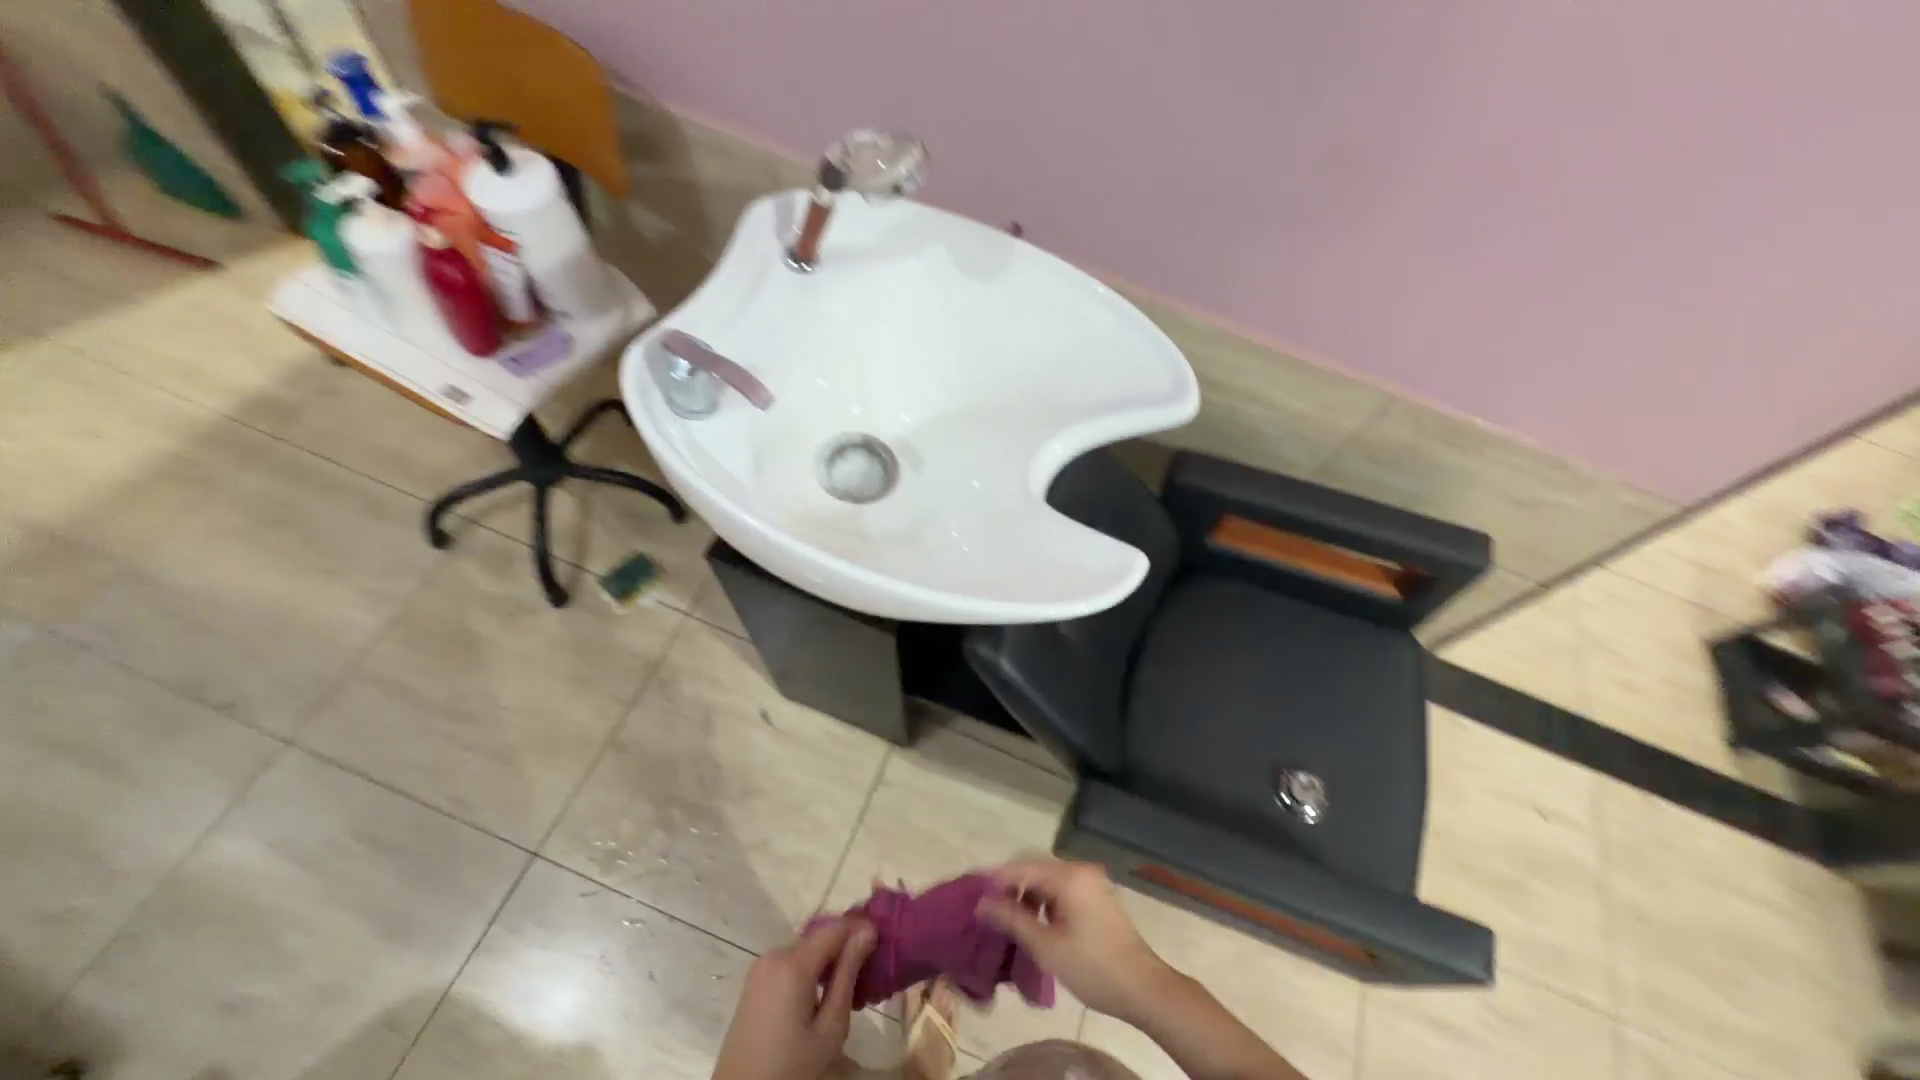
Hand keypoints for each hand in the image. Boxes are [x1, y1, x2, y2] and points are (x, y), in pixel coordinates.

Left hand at [712, 917, 875, 1079]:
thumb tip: (868, 931)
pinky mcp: (755, 980)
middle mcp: (774, 954)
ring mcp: (761, 966)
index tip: (883, 946)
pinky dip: (811, 971)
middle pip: (820, 938)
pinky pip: (791, 963)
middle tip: (869, 976)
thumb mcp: (830, 1026)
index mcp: (792, 963)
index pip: (837, 928)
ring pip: (807, 950)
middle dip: (846, 949)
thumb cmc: (792, 1065)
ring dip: (829, 962)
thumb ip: (848, 974)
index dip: (862, 931)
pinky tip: (823, 996)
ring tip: (850, 989)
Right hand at [975, 857, 1176, 1023]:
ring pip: (1048, 881)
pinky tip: (1033, 924)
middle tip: (986, 909)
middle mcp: (1081, 871)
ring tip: (1006, 920)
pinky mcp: (1097, 898)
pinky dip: (1045, 902)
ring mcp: (1092, 883)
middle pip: (1035, 870)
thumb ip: (1011, 919)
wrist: (1143, 988)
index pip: (1021, 868)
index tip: (972, 894)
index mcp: (1069, 876)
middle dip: (1010, 887)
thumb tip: (981, 903)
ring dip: (1027, 896)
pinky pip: (1062, 891)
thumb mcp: (1045, 946)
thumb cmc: (1092, 967)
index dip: (995, 880)